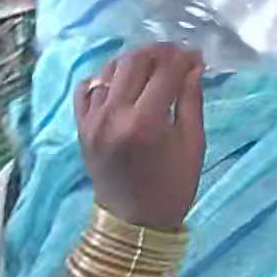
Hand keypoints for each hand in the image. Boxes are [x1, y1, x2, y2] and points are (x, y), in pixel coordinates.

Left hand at [75, 44, 205, 230]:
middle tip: (175, 54)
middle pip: (134, 62)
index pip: (165, 72)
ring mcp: (92, 120)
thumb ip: (191, 100)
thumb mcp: (192, 144)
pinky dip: (103, 78)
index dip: (183, 59)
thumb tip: (193, 66)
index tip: (195, 56)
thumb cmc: (172, 187)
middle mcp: (113, 115)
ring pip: (109, 70)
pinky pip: (86, 89)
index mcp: (145, 122)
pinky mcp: (80, 127)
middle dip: (157, 52)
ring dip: (133, 61)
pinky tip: (120, 82)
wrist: (133, 224)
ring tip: (152, 64)